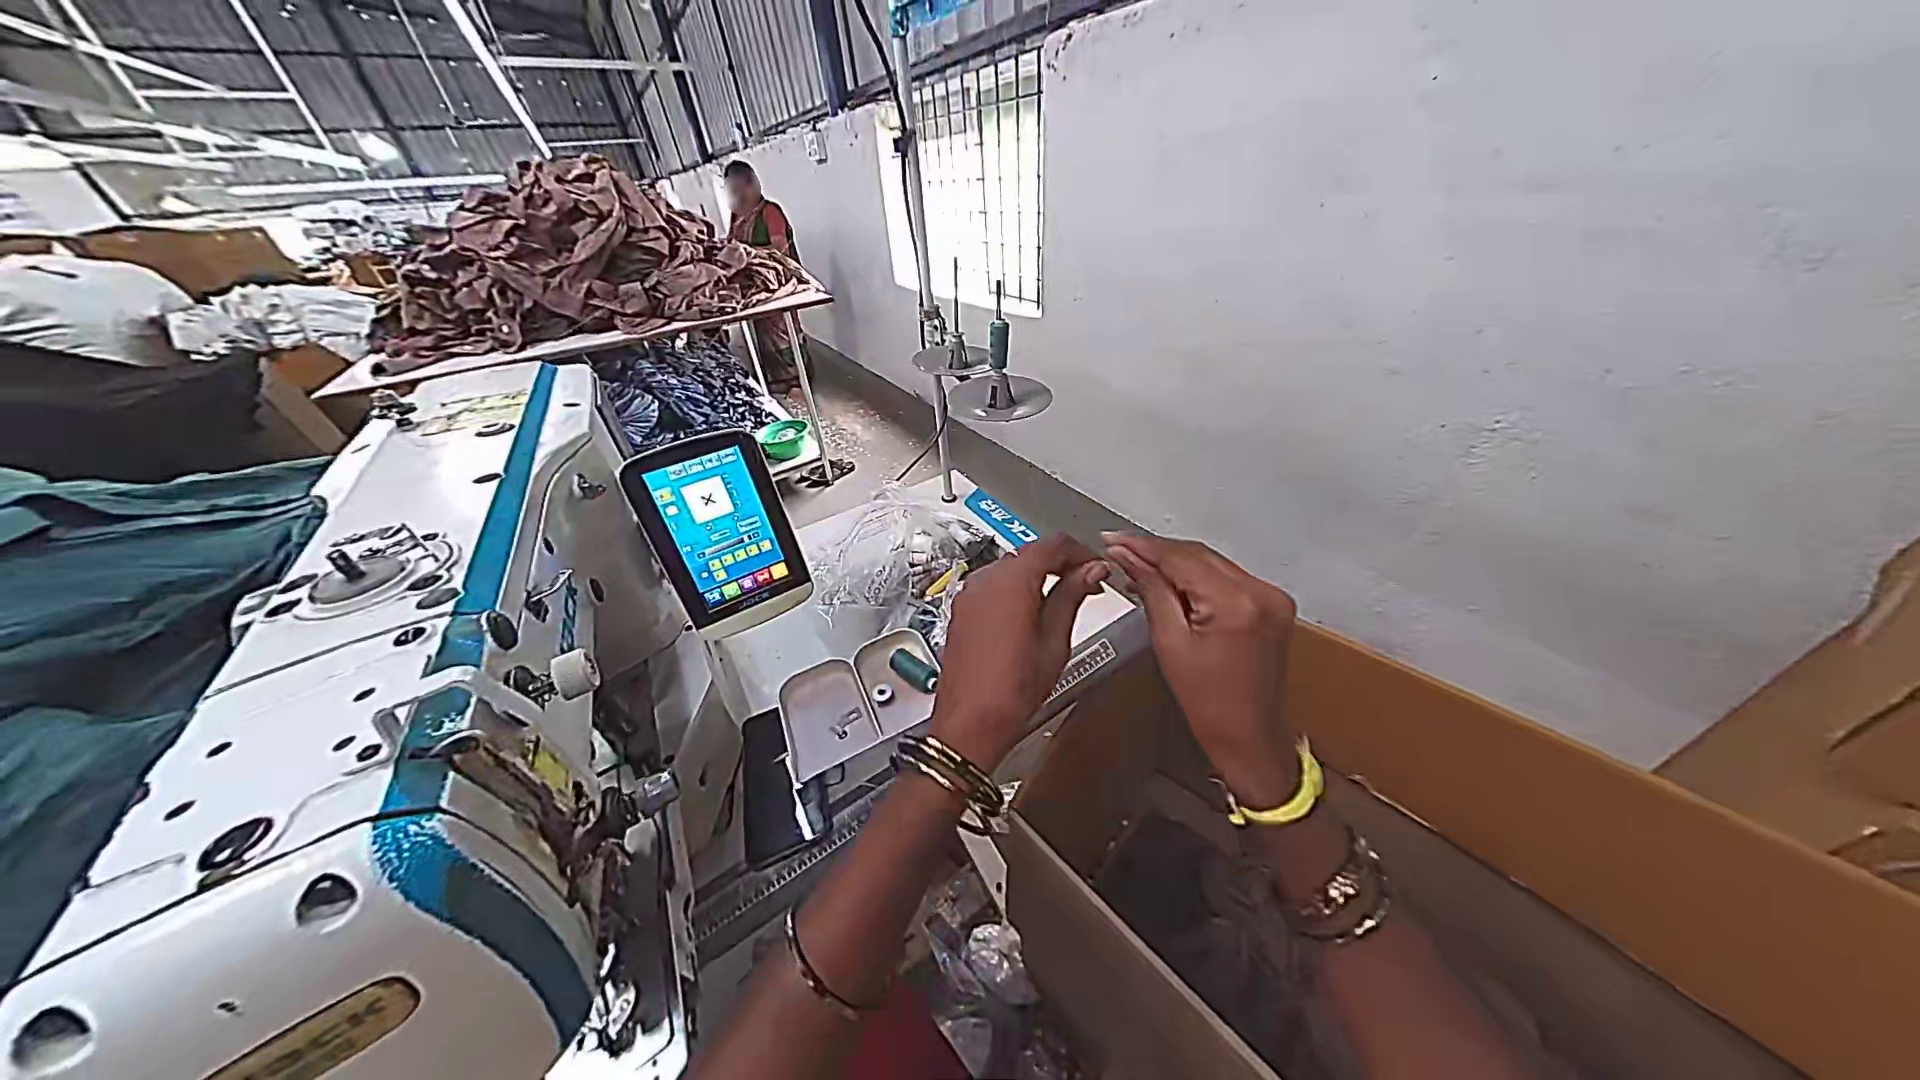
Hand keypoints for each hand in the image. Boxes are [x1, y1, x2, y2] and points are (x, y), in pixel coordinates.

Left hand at [930, 533, 1109, 770]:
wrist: (971, 722)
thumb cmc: (1008, 691)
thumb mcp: (1055, 641)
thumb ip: (1071, 597)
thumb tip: (1089, 572)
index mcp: (1011, 582)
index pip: (1052, 545)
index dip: (1080, 552)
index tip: (1096, 566)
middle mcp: (985, 581)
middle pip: (1029, 554)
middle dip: (1060, 565)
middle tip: (1087, 583)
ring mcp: (969, 596)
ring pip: (1010, 569)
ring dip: (1038, 577)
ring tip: (1063, 601)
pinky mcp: (962, 611)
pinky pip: (993, 588)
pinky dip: (1016, 591)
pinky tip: (1033, 613)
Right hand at [1101, 532, 1300, 805]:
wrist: (1248, 733)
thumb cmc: (1210, 703)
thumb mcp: (1169, 641)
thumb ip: (1151, 590)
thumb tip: (1130, 559)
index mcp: (1236, 604)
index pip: (1181, 558)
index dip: (1143, 547)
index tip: (1115, 541)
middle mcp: (1261, 594)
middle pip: (1198, 555)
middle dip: (1157, 552)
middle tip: (1120, 550)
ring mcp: (1272, 597)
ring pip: (1212, 562)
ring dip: (1176, 562)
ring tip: (1140, 567)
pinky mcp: (1273, 604)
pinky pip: (1227, 576)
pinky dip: (1198, 575)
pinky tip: (1173, 580)